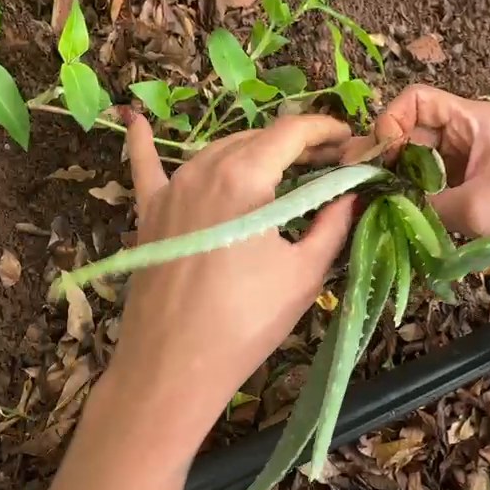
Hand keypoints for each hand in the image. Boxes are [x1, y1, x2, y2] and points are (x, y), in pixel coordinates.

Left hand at [106, 112, 356, 446]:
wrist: (172, 368)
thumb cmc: (246, 321)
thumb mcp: (304, 273)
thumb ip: (333, 223)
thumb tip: (354, 193)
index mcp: (244, 177)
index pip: (292, 132)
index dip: (326, 129)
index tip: (350, 140)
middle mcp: (202, 169)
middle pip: (257, 138)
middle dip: (296, 143)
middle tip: (329, 163)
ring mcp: (170, 189)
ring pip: (218, 151)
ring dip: (253, 151)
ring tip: (283, 165)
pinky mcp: (149, 213)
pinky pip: (147, 168)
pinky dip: (146, 145)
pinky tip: (136, 121)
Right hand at [373, 85, 489, 238]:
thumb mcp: (472, 208)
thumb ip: (421, 202)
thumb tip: (379, 202)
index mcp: (473, 119)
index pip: (417, 99)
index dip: (390, 120)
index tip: (377, 156)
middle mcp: (468, 127)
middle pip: (413, 125)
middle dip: (386, 150)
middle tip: (360, 180)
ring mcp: (469, 151)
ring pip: (418, 151)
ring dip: (397, 170)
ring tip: (373, 195)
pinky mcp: (470, 174)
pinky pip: (431, 172)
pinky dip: (414, 185)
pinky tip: (398, 203)